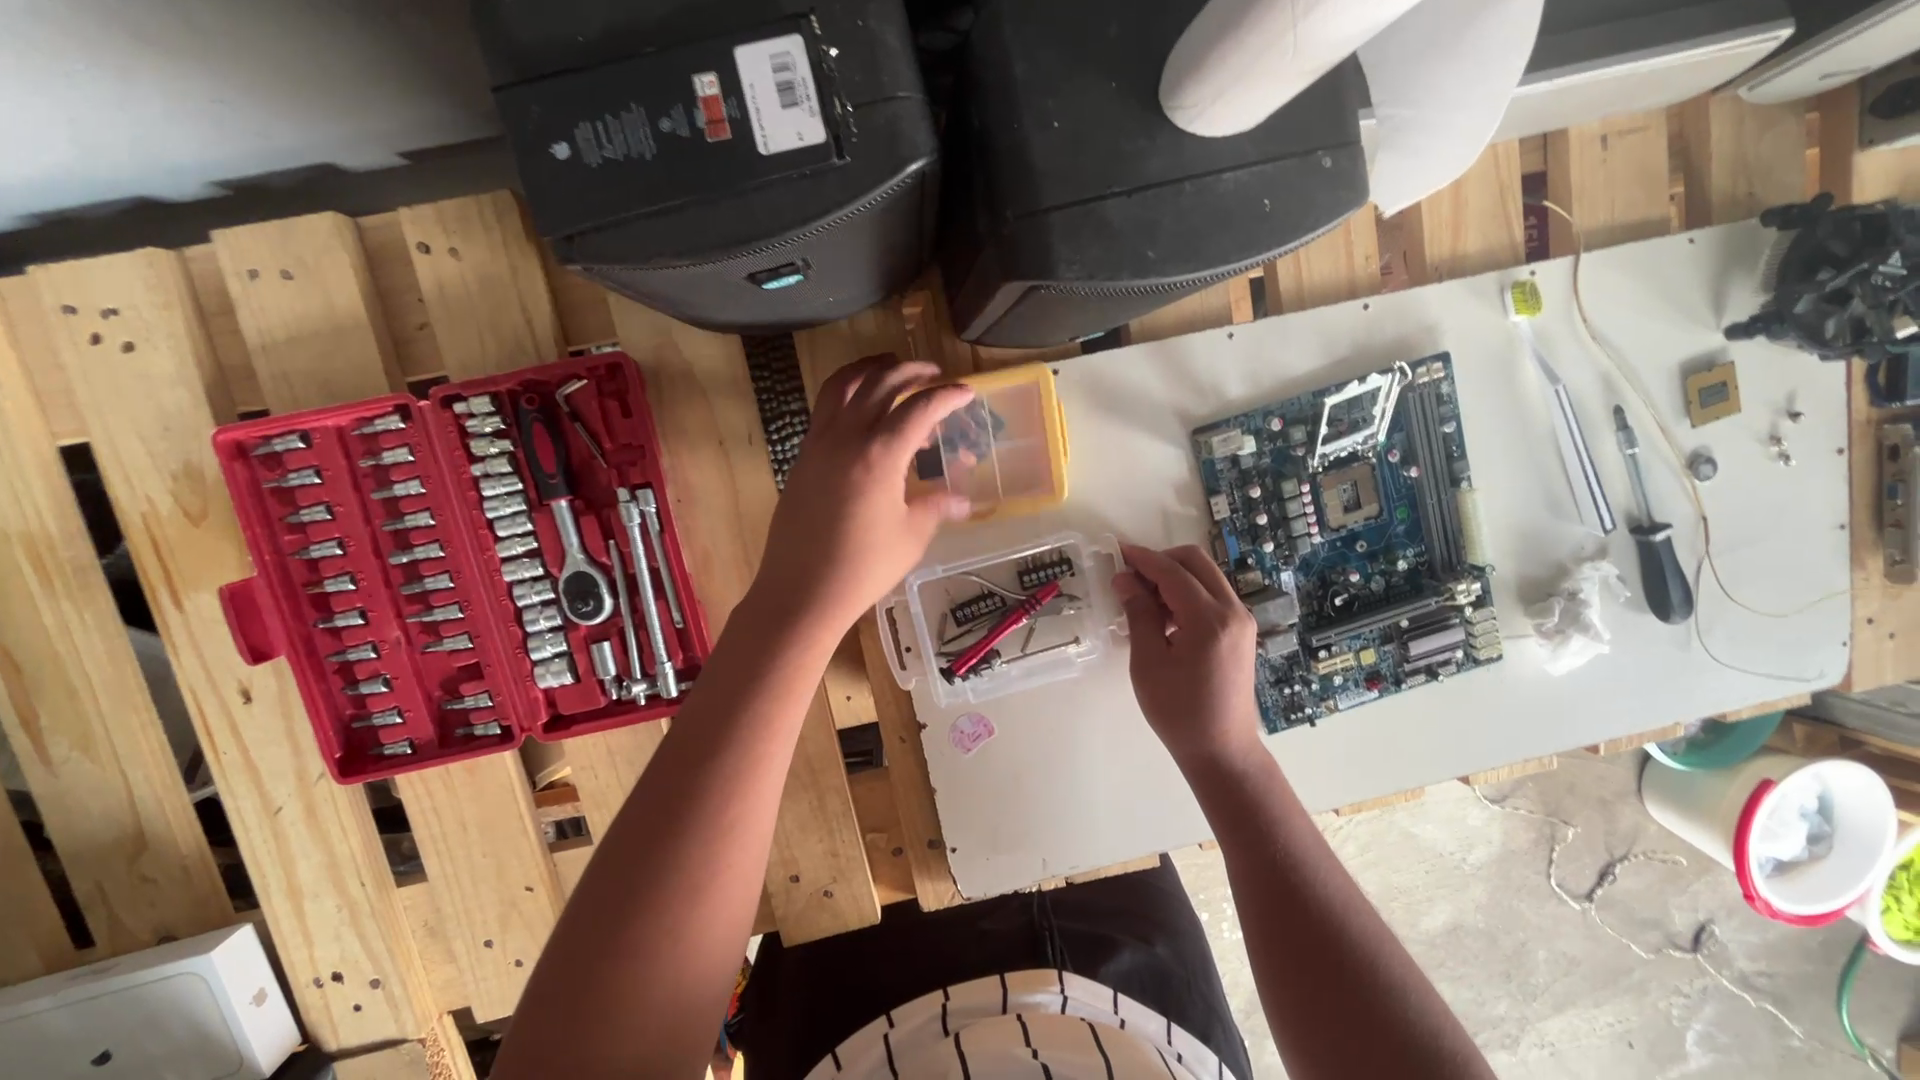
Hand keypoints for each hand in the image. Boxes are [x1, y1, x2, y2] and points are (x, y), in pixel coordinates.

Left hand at [753, 355, 974, 633]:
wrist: (801, 591)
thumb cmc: (863, 568)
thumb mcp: (910, 537)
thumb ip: (936, 507)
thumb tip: (963, 501)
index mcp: (880, 454)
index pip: (919, 408)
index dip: (947, 395)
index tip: (966, 392)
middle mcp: (846, 437)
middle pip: (880, 383)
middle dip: (910, 371)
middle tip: (934, 373)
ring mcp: (818, 444)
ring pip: (842, 385)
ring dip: (870, 370)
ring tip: (891, 369)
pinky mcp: (802, 457)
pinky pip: (823, 408)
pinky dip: (846, 393)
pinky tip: (860, 409)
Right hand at [1113, 544, 1263, 769]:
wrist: (1221, 749)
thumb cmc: (1178, 711)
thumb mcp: (1148, 662)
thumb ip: (1139, 614)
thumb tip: (1125, 580)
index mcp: (1210, 619)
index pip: (1173, 572)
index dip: (1142, 559)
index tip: (1116, 553)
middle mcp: (1233, 611)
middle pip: (1196, 563)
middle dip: (1161, 562)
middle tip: (1130, 578)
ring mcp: (1241, 621)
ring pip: (1206, 577)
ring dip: (1174, 578)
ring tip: (1143, 602)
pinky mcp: (1241, 632)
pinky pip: (1213, 597)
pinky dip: (1188, 594)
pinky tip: (1165, 618)